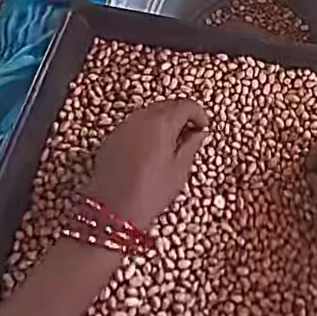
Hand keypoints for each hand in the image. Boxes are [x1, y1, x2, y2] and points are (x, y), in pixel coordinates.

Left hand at [83, 100, 208, 230]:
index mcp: (162, 123)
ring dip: (163, 120)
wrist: (112, 210)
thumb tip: (200, 132)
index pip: (186, 105)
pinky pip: (134, 125)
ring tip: (172, 142)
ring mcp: (124, 127)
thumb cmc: (151, 192)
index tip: (204, 127)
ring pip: (149, 112)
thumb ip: (192, 145)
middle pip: (167, 105)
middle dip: (182, 114)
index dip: (199, 114)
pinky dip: (146, 129)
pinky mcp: (111, 138)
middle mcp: (142, 118)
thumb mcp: (179, 170)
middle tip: (191, 133)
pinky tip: (150, 149)